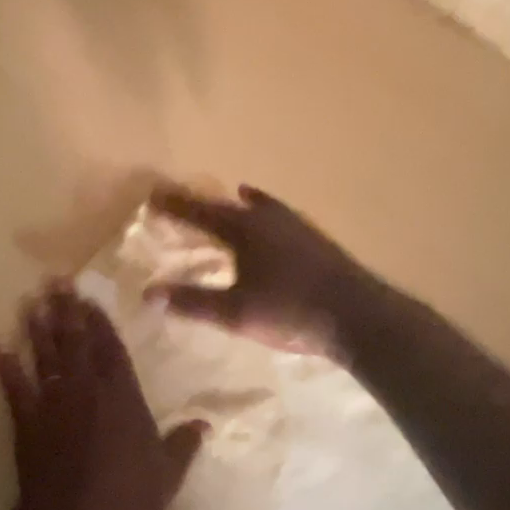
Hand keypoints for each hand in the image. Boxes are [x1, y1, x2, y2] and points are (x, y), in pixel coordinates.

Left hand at [0, 282, 207, 509]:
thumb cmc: (128, 497)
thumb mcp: (167, 473)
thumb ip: (183, 444)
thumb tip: (206, 423)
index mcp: (121, 395)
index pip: (110, 348)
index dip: (99, 320)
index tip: (88, 297)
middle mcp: (86, 388)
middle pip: (75, 340)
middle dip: (65, 309)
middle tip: (54, 280)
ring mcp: (53, 401)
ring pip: (44, 355)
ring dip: (36, 327)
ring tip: (30, 301)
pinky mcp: (27, 420)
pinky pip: (13, 386)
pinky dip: (3, 366)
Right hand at [148, 183, 376, 354]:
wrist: (361, 317)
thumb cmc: (291, 311)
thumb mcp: (235, 312)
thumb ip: (192, 302)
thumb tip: (148, 292)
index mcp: (244, 230)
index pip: (200, 213)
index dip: (175, 206)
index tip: (152, 195)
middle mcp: (268, 220)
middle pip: (229, 206)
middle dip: (204, 203)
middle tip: (182, 198)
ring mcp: (298, 228)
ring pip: (263, 208)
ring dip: (243, 203)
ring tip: (238, 192)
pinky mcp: (319, 243)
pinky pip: (285, 217)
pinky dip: (273, 212)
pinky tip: (280, 218)